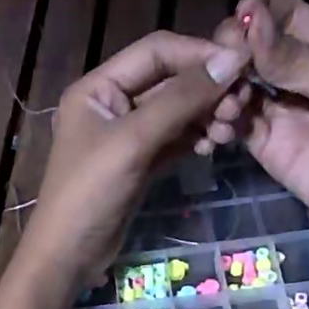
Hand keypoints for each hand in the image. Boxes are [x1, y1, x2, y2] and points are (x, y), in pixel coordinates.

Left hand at [25, 30, 244, 286]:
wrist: (69, 257)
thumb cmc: (91, 192)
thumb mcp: (134, 140)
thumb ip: (181, 99)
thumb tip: (232, 59)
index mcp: (98, 87)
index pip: (156, 52)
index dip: (198, 54)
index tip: (239, 66)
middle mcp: (112, 104)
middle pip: (169, 82)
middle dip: (206, 90)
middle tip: (239, 107)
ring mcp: (126, 137)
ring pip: (175, 113)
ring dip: (205, 116)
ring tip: (229, 131)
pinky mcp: (139, 165)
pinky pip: (174, 141)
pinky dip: (195, 139)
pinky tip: (213, 145)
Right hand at [218, 0, 308, 244]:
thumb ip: (294, 57)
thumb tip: (247, 21)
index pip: (281, 11)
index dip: (257, 10)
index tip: (240, 20)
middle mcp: (298, 72)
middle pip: (252, 47)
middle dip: (232, 49)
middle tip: (220, 62)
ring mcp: (280, 110)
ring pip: (239, 85)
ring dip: (223, 85)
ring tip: (222, 97)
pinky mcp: (267, 146)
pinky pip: (237, 124)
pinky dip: (222, 119)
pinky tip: (219, 120)